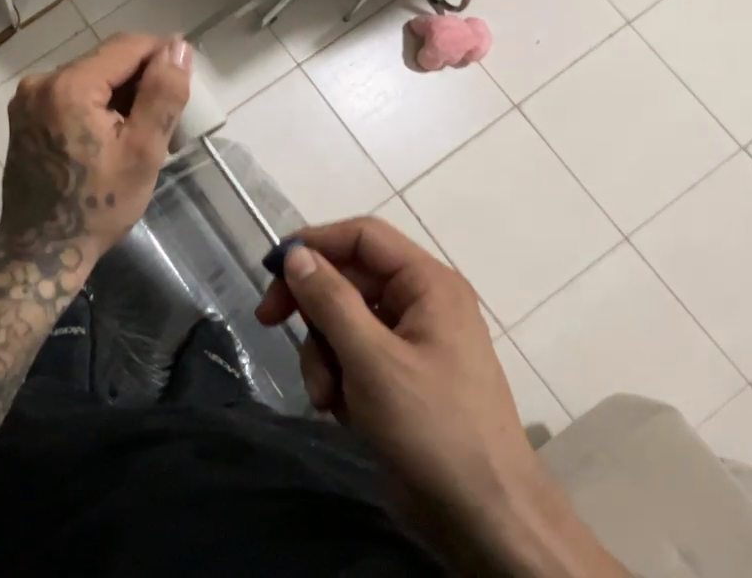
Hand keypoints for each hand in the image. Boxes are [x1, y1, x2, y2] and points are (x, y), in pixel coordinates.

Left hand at [0, 33, 192, 257]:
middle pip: (106, 61)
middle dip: (141, 81)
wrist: (40, 250)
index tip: (184, 84)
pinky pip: (70, 94)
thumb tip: (178, 47)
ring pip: (90, 77)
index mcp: (69, 85)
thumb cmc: (97, 206)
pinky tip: (111, 138)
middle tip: (167, 122)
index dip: (162, 56)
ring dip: (119, 95)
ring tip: (140, 134)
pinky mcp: (24, 116)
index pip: (127, 46)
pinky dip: (96, 106)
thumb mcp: (143, 152)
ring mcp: (27, 99)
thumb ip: (162, 94)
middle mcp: (41, 82)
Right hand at [257, 219, 622, 576]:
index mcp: (428, 285)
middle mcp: (420, 304)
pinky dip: (337, 377)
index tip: (272, 269)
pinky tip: (340, 410)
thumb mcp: (371, 359)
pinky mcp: (399, 377)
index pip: (362, 236)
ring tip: (325, 395)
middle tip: (268, 321)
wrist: (483, 514)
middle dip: (311, 309)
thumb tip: (295, 255)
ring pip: (342, 320)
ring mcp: (411, 342)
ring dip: (321, 354)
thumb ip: (329, 300)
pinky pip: (353, 355)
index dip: (314, 243)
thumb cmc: (432, 426)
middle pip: (346, 278)